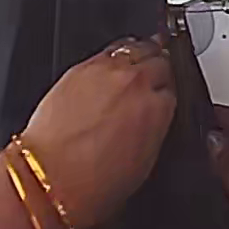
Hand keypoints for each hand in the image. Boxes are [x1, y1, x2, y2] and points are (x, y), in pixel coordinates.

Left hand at [20, 36, 176, 228]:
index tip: (163, 98)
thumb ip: (156, 130)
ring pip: (137, 47)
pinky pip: (109, 50)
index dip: (168, 94)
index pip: (176, 89)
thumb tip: (155, 120)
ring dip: (142, 54)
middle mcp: (137, 83)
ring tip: (141, 59)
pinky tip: (114, 62)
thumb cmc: (94, 182)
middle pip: (160, 61)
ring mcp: (110, 70)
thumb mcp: (145, 164)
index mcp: (158, 110)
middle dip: (161, 69)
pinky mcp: (83, 65)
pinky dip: (116, 54)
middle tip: (157, 76)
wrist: (52, 177)